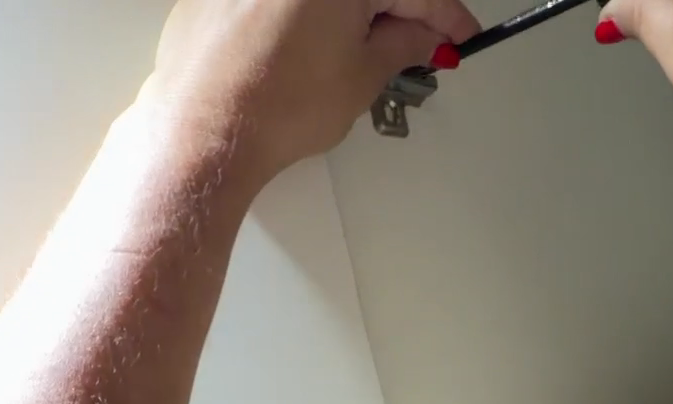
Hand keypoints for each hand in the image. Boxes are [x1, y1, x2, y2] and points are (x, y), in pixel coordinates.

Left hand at [147, 0, 480, 178]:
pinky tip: (320, 43)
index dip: (446, 17)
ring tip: (366, 53)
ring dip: (358, 13)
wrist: (211, 123)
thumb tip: (423, 37)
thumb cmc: (278, 103)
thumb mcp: (361, 77)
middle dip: (403, 12)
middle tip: (422, 47)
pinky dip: (316, 10)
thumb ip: (401, 46)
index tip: (461, 36)